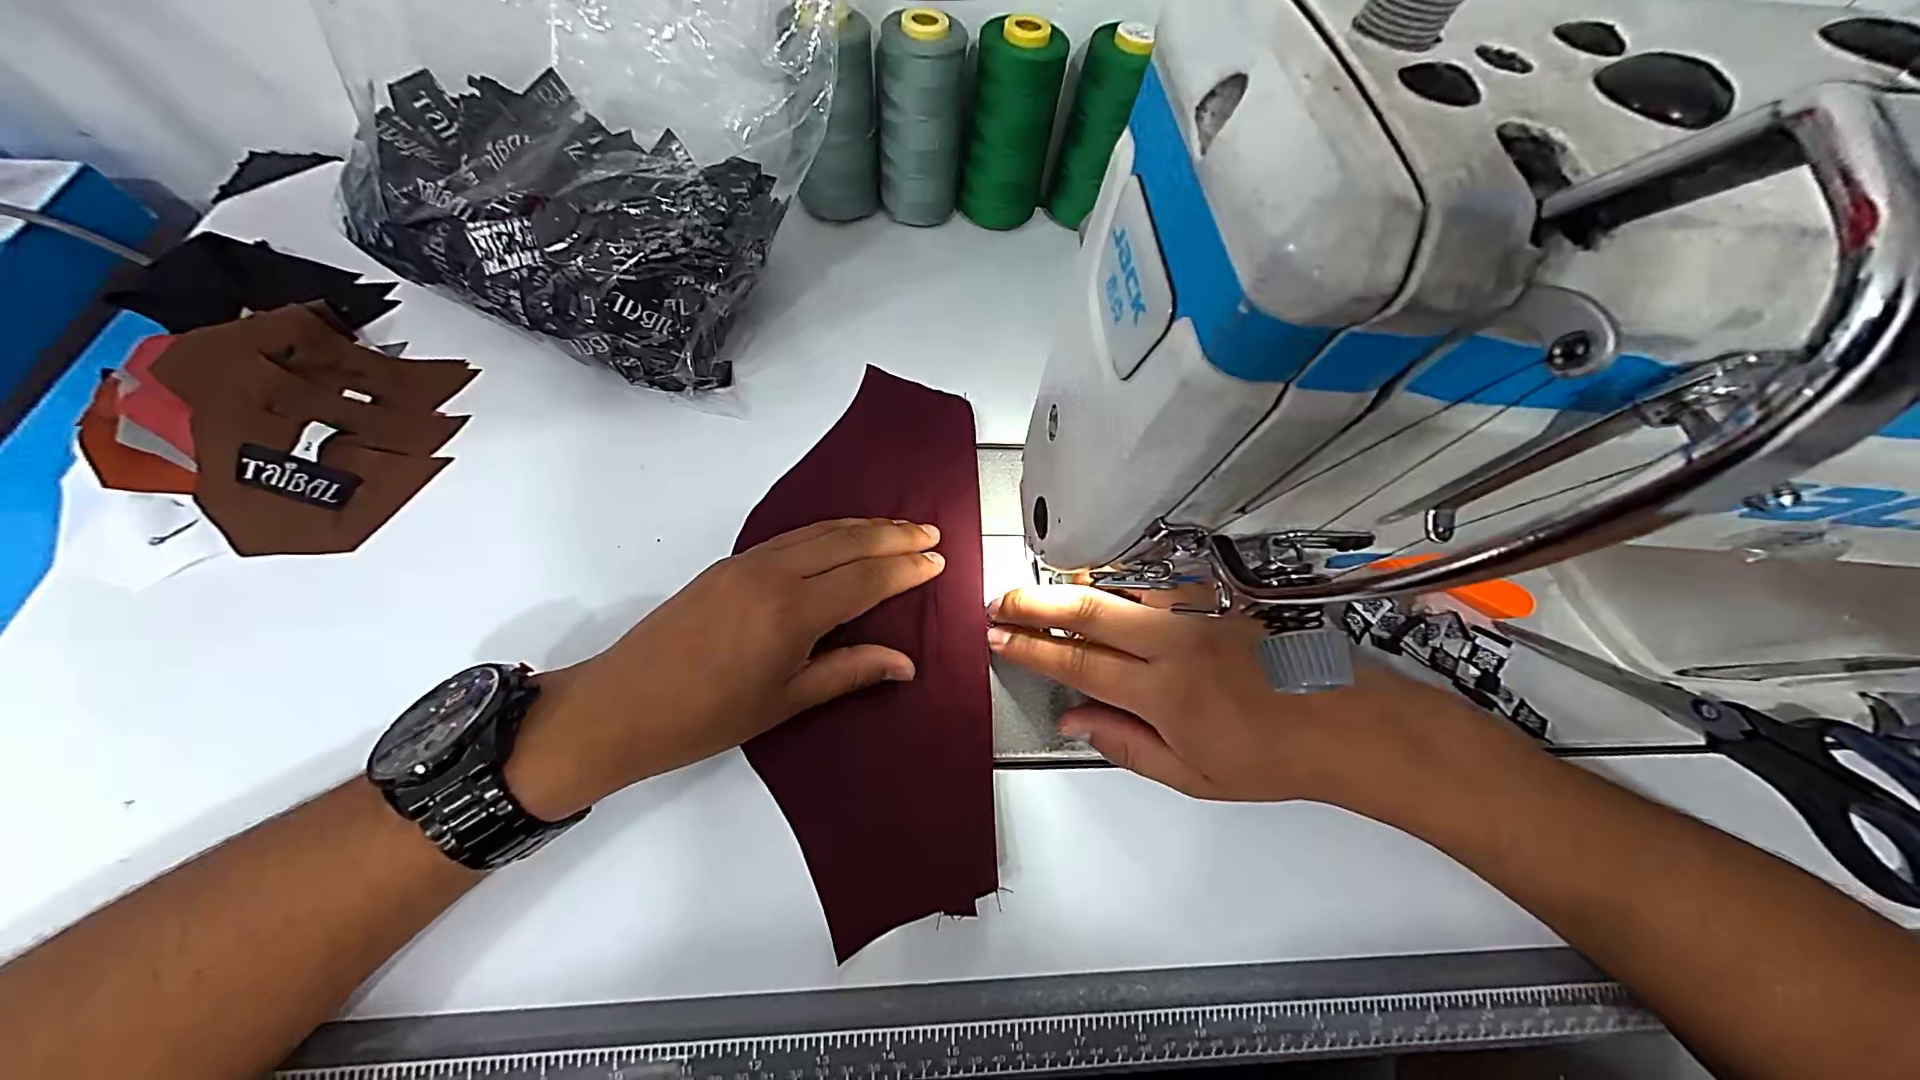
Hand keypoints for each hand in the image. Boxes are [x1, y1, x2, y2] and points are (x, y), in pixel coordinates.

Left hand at [505, 519, 946, 818]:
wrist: (621, 705)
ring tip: (897, 528)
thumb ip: (849, 672)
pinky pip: (791, 536)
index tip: (937, 562)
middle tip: (929, 532)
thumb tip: (904, 664)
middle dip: (894, 534)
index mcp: (792, 612)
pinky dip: (827, 531)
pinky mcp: (727, 564)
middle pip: (847, 541)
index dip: (906, 568)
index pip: (866, 577)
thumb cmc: (705, 715)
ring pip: (818, 531)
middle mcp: (772, 574)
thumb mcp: (786, 701)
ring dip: (862, 526)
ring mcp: (745, 563)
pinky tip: (841, 537)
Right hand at [987, 585, 1506, 810]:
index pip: (1076, 662)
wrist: (1345, 723)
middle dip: (1033, 602)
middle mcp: (1173, 644)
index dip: (1029, 648)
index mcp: (1162, 692)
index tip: (997, 638)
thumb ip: (1123, 743)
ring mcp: (1195, 616)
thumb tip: (1074, 718)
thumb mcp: (1190, 774)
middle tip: (999, 600)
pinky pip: (1150, 589)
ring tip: (1037, 594)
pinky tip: (1099, 594)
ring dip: (1072, 589)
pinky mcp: (1214, 602)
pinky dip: (1115, 589)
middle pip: (1087, 610)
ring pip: (1117, 589)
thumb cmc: (1271, 758)